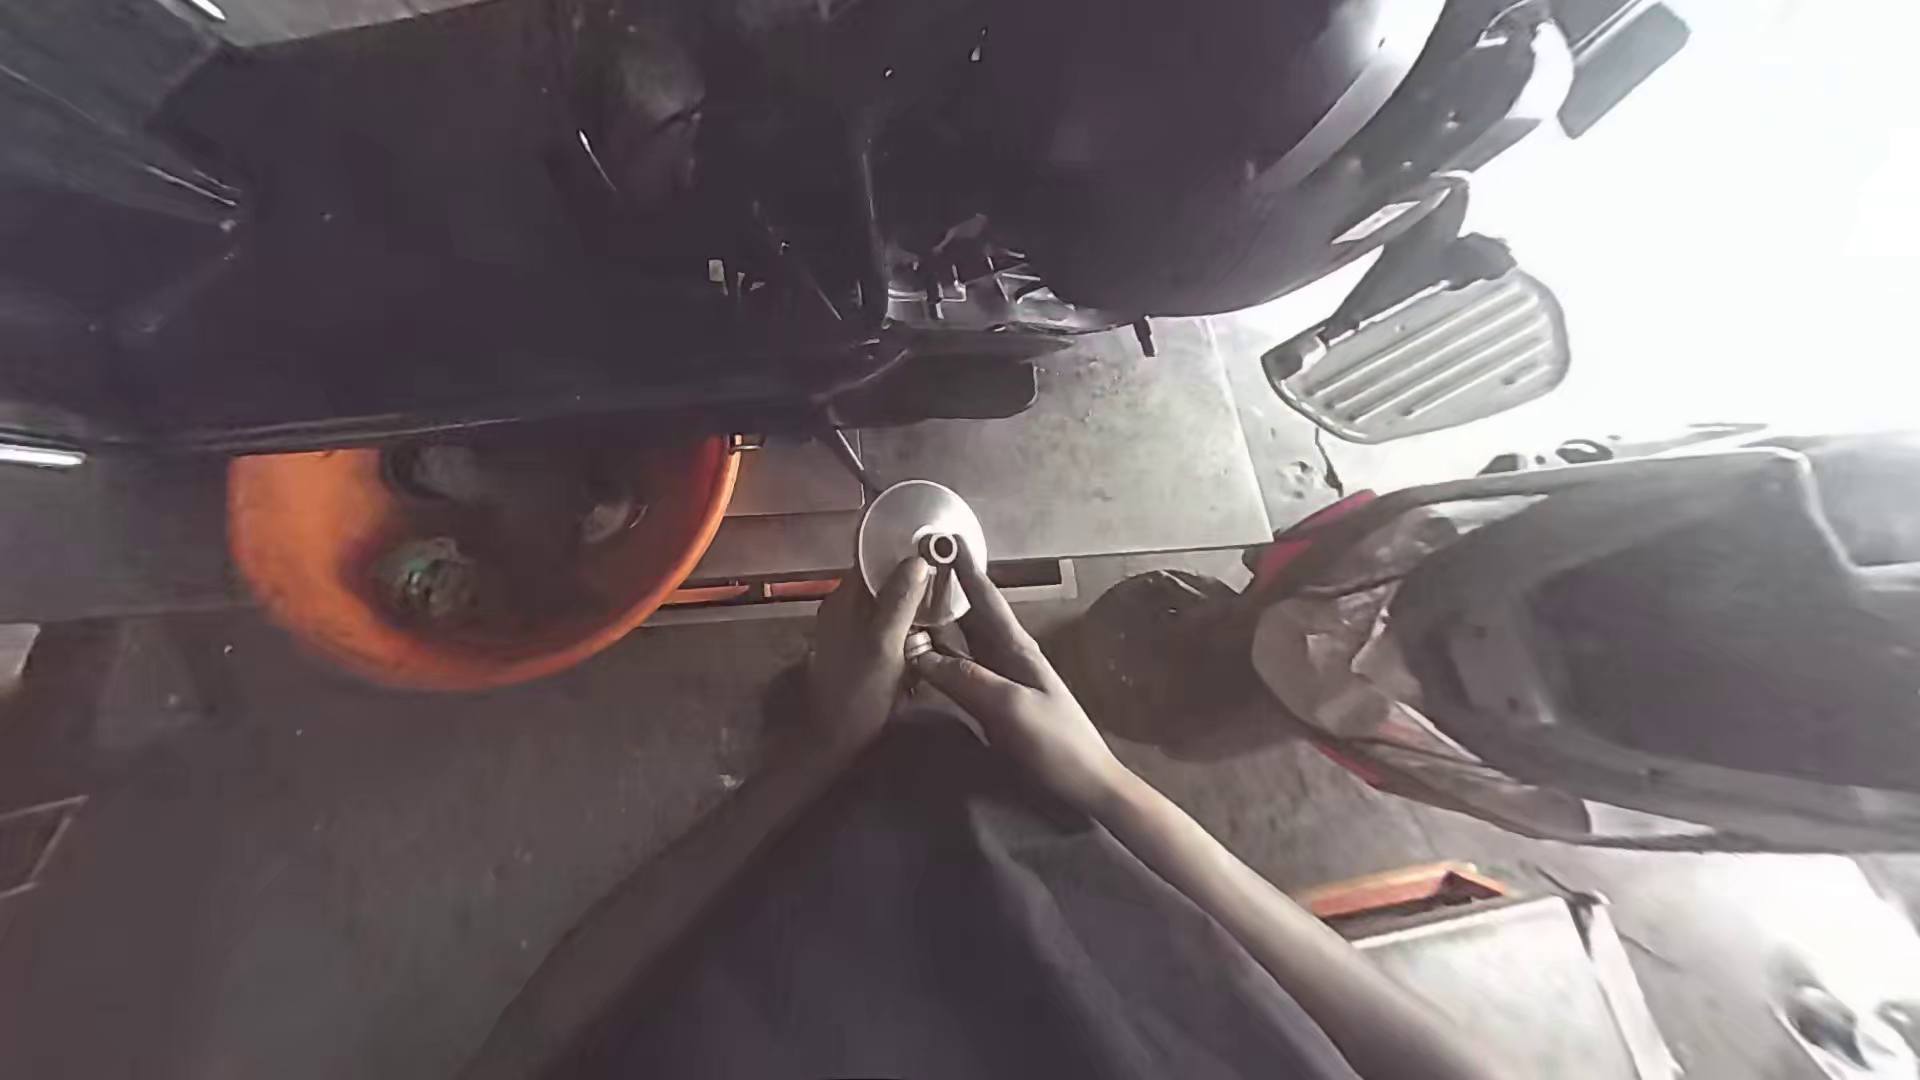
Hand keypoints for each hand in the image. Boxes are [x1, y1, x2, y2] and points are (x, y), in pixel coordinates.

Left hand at [806, 557, 931, 753]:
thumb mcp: (884, 646)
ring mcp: (848, 630)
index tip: (931, 550)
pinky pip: (883, 623)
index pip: (870, 560)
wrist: (833, 743)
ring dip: (908, 602)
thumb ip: (899, 602)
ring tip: (939, 603)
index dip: (899, 552)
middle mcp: (842, 609)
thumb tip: (918, 560)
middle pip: (879, 580)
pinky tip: (923, 632)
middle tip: (944, 578)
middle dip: (909, 577)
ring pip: (883, 602)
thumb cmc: (859, 694)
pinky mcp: (857, 649)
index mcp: (844, 601)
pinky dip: (903, 623)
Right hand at [909, 545, 1131, 812]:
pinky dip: (937, 656)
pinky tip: (919, 653)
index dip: (967, 570)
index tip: (947, 540)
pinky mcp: (993, 701)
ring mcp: (1000, 678)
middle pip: (971, 614)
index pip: (986, 599)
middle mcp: (1007, 655)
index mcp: (1016, 648)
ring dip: (938, 620)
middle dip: (946, 588)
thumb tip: (919, 654)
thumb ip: (967, 678)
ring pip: (962, 640)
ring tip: (909, 602)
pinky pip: (959, 669)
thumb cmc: (1055, 743)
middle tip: (914, 566)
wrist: (1085, 783)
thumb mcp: (1010, 708)